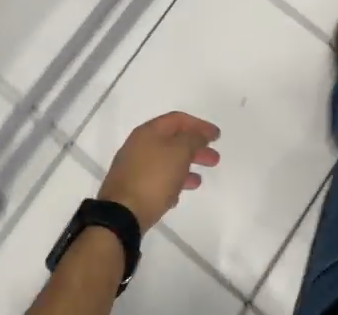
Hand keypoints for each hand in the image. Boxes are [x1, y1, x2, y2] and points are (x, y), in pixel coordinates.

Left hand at [97, 112, 221, 231]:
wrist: (120, 216)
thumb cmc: (153, 178)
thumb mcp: (180, 152)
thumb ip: (194, 138)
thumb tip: (199, 134)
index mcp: (149, 132)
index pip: (178, 119)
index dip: (200, 125)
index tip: (216, 136)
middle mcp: (138, 146)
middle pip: (172, 141)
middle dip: (195, 148)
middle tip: (214, 159)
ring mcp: (132, 168)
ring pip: (165, 162)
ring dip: (184, 168)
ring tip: (198, 181)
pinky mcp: (130, 189)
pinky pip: (155, 180)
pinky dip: (170, 183)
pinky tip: (177, 196)